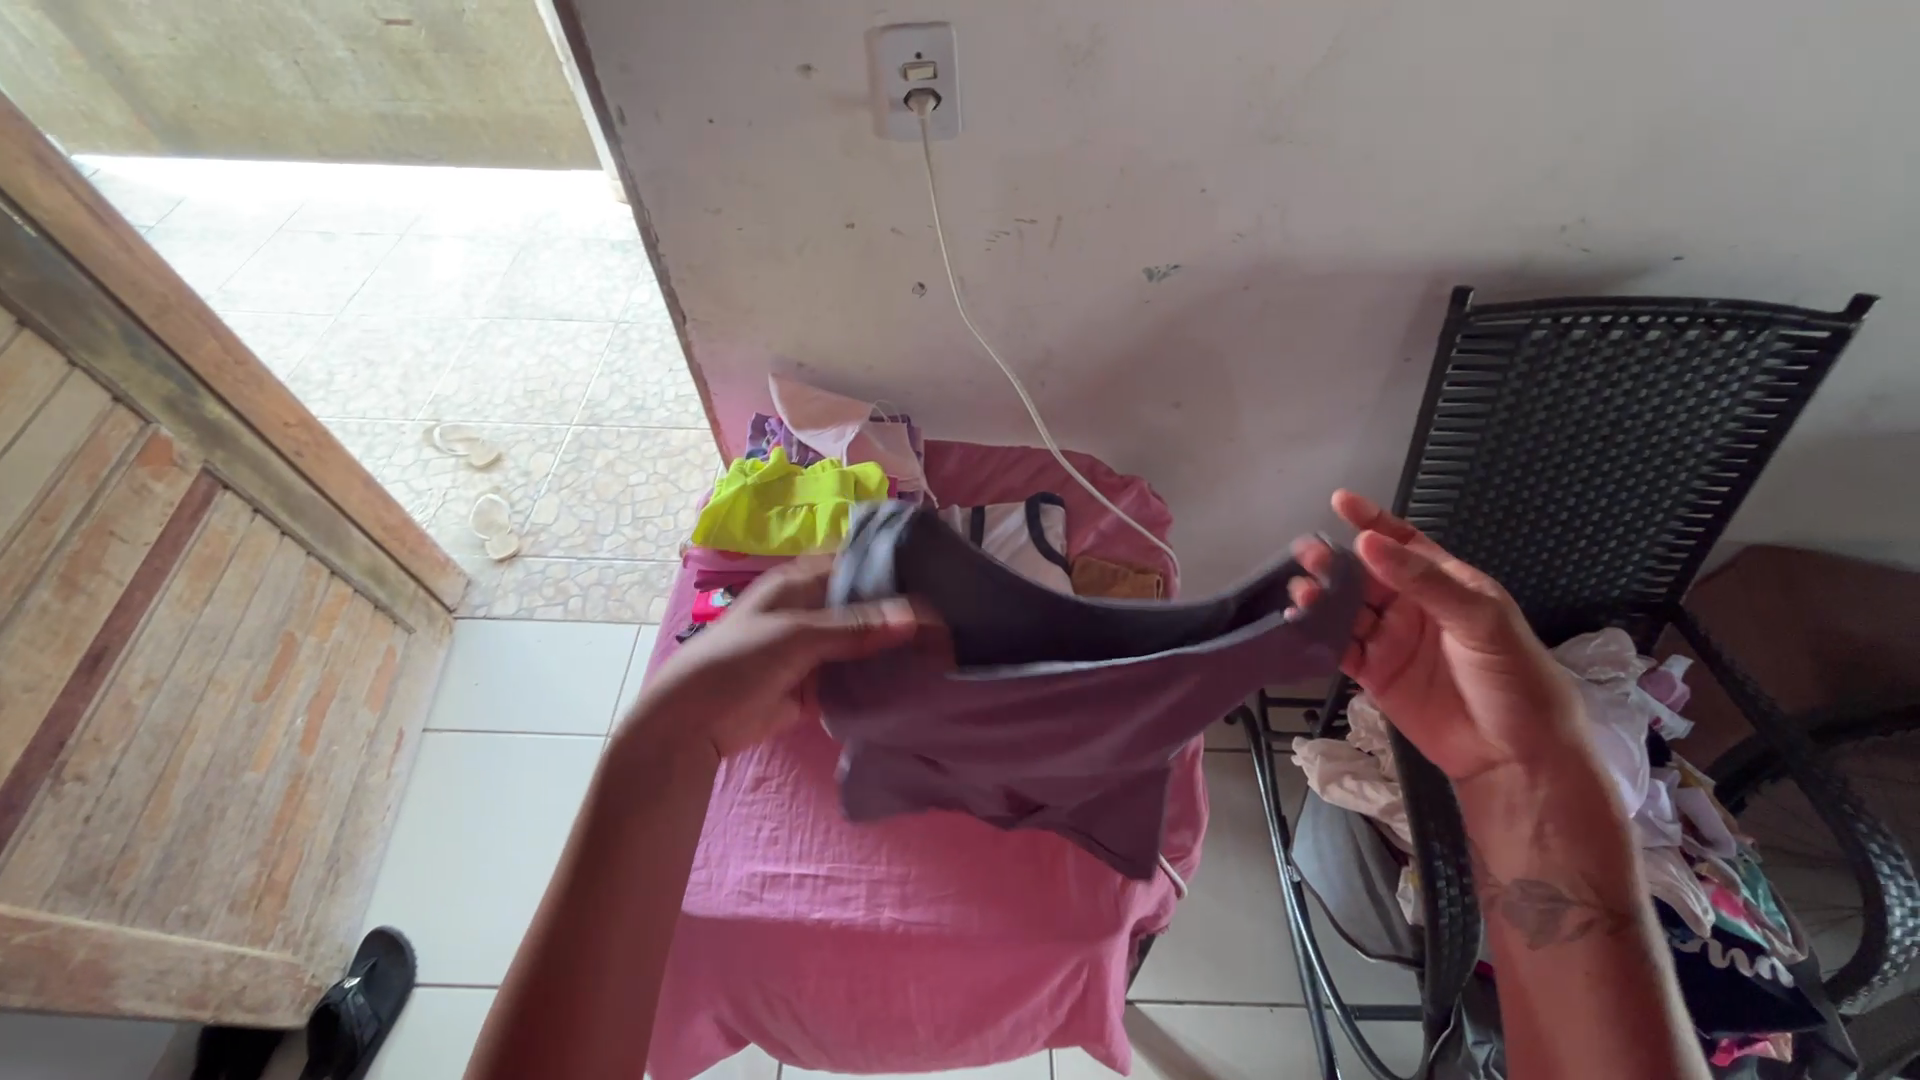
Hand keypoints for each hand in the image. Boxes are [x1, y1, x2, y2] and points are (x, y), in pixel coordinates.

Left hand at [630, 560, 940, 757]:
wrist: (694, 722)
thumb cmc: (737, 660)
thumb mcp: (796, 635)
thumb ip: (856, 627)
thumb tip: (919, 617)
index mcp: (800, 582)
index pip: (856, 564)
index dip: (893, 568)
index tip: (938, 575)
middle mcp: (811, 609)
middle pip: (865, 605)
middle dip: (901, 611)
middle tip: (951, 616)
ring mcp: (815, 648)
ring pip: (865, 642)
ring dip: (894, 646)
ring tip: (944, 647)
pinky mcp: (817, 684)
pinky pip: (856, 675)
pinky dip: (880, 676)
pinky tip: (914, 678)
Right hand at [1290, 490, 1589, 790]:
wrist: (1515, 755)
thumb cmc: (1515, 678)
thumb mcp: (1480, 619)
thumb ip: (1424, 581)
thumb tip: (1368, 543)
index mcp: (1446, 584)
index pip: (1404, 544)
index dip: (1373, 521)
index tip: (1340, 502)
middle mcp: (1413, 607)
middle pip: (1364, 575)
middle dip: (1334, 562)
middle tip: (1307, 555)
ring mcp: (1390, 640)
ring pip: (1345, 609)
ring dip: (1320, 597)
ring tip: (1300, 592)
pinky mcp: (1373, 673)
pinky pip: (1338, 647)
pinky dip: (1316, 635)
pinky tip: (1298, 624)